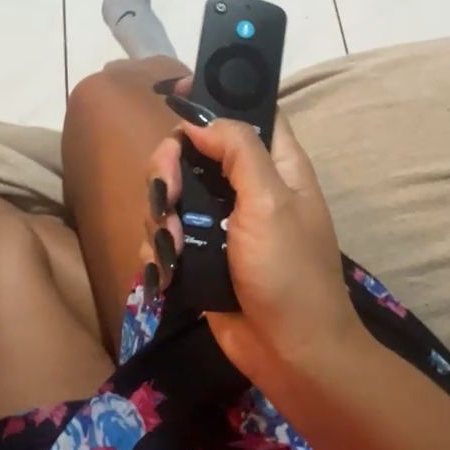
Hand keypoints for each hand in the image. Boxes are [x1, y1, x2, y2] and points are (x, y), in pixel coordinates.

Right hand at [148, 81, 367, 382]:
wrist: (290, 352)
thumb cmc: (290, 272)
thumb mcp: (271, 201)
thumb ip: (237, 150)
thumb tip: (197, 119)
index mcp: (276, 164)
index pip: (247, 110)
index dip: (213, 97)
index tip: (174, 97)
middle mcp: (247, 186)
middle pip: (192, 150)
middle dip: (169, 168)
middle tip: (166, 192)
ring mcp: (221, 222)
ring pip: (171, 193)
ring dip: (160, 217)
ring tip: (172, 247)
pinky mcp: (200, 255)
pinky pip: (165, 235)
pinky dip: (159, 249)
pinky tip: (169, 269)